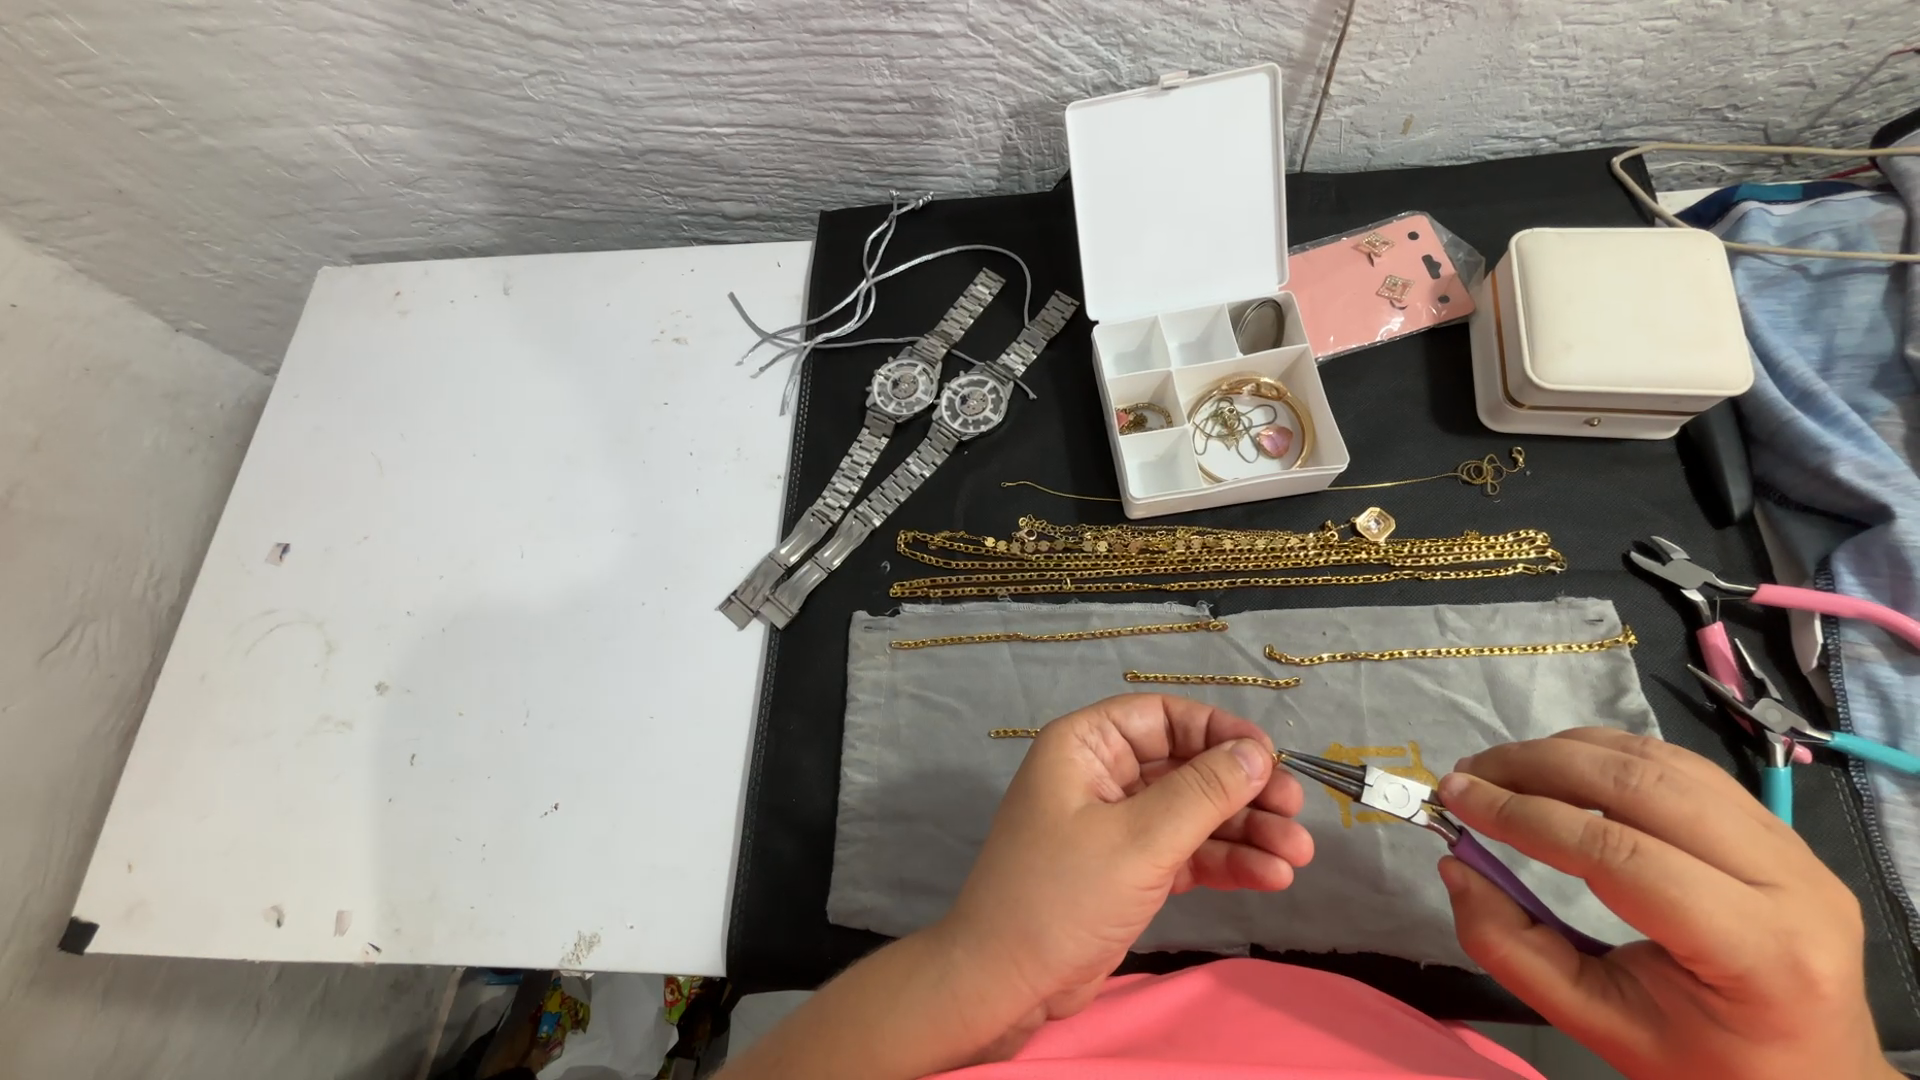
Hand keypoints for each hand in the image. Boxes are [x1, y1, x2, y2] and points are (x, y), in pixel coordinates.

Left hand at [937, 693, 1311, 1045]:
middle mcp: (1101, 774)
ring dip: (1243, 831)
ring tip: (1297, 857)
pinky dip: (1223, 862)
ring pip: (1191, 811)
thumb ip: (1202, 793)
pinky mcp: (1128, 868)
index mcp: (1086, 745)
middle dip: (1241, 790)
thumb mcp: (1139, 840)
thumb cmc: (1062, 895)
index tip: (1271, 758)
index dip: (1218, 732)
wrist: (1006, 982)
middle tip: (1296, 815)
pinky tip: (1269, 877)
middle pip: (1184, 765)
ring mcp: (1116, 823)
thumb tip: (1257, 753)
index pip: (1162, 717)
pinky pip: (1184, 851)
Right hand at [1438, 728, 1896, 1079]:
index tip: (1453, 798)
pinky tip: (1557, 768)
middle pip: (1641, 785)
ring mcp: (1790, 846)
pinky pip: (1675, 762)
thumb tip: (1455, 866)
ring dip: (1563, 751)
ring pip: (1657, 760)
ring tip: (1500, 768)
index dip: (1524, 816)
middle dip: (1535, 766)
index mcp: (1757, 951)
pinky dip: (1601, 752)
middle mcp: (1790, 883)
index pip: (1618, 854)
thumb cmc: (1699, 1058)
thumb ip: (1510, 947)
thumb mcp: (1594, 1022)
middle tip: (1467, 774)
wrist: (1808, 1071)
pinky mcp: (1773, 825)